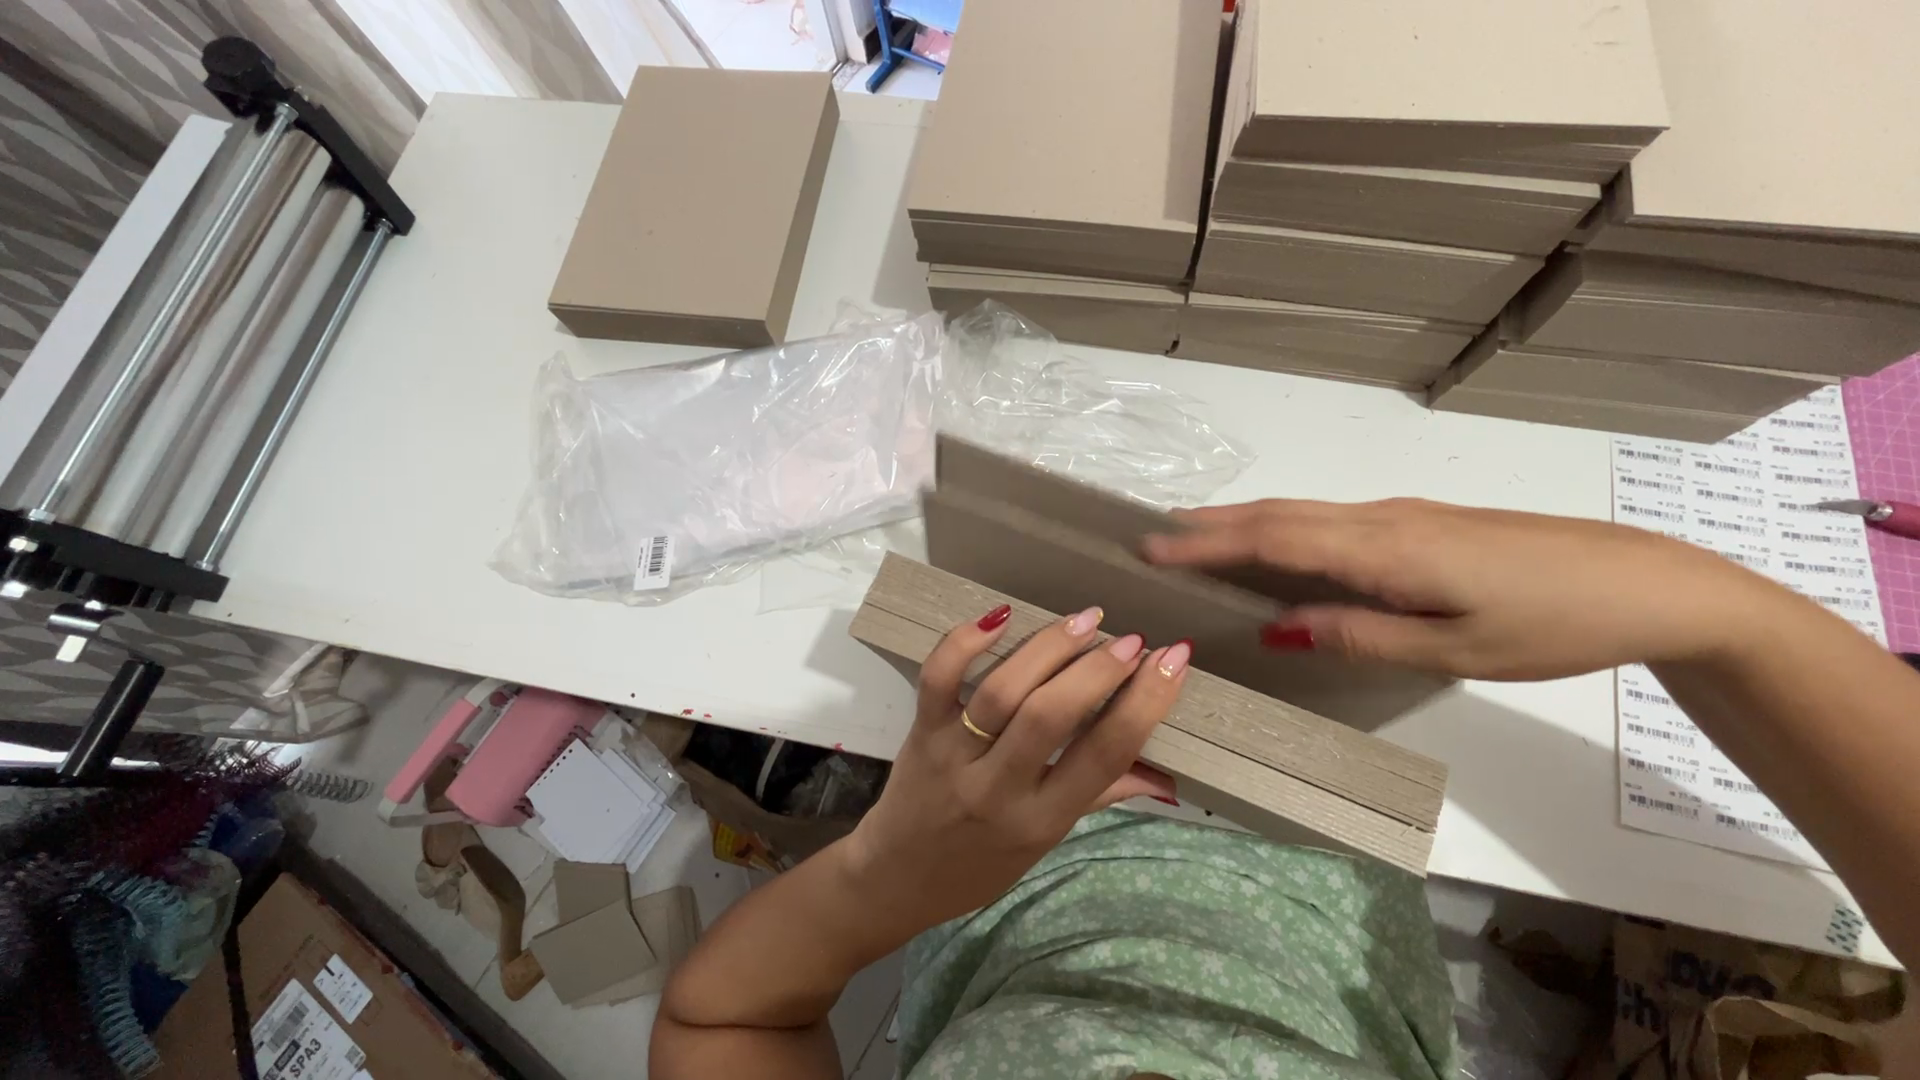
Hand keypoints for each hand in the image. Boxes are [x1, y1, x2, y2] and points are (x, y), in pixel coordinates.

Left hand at [840, 604, 1189, 928]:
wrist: (897, 879)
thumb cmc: (981, 864)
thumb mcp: (1046, 843)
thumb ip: (1101, 796)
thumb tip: (1166, 777)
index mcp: (1041, 818)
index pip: (1104, 755)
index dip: (1145, 704)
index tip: (1173, 660)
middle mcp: (998, 787)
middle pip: (1051, 716)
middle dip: (1099, 671)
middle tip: (1132, 639)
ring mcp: (955, 755)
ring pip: (1002, 692)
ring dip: (1048, 649)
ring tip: (1085, 620)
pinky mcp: (921, 731)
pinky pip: (937, 680)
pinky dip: (964, 643)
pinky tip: (1000, 615)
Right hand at [1144, 498, 1788, 680]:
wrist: (1648, 583)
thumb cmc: (1550, 624)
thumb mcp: (1453, 647)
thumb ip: (1359, 632)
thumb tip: (1278, 626)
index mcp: (1383, 550)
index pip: (1273, 541)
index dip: (1208, 542)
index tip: (1151, 547)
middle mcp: (1382, 519)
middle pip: (1279, 514)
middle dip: (1211, 523)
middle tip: (1152, 535)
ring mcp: (1402, 515)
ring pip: (1302, 512)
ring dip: (1242, 521)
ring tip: (1194, 535)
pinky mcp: (1421, 522)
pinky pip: (1329, 520)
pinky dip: (1282, 527)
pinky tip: (1273, 545)